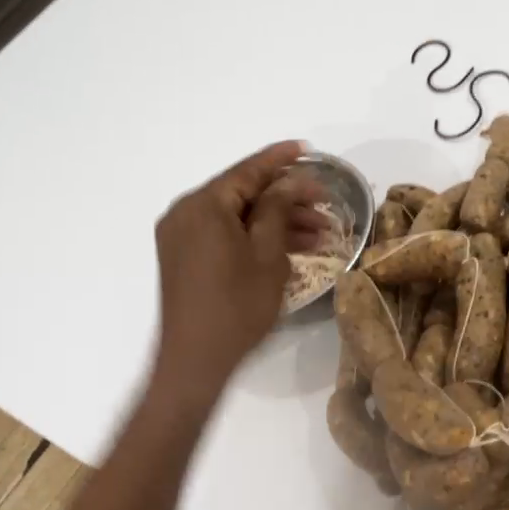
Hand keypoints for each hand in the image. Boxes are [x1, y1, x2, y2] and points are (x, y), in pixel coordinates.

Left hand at [151, 141, 328, 387]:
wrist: (195, 359)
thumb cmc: (236, 305)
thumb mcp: (267, 253)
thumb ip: (277, 208)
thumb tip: (288, 182)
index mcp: (203, 206)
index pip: (247, 171)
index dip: (280, 159)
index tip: (307, 149)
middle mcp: (185, 214)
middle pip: (243, 194)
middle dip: (287, 198)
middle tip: (326, 203)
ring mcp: (182, 238)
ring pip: (237, 217)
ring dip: (277, 221)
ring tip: (321, 233)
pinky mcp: (186, 259)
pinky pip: (226, 235)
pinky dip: (256, 237)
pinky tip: (292, 248)